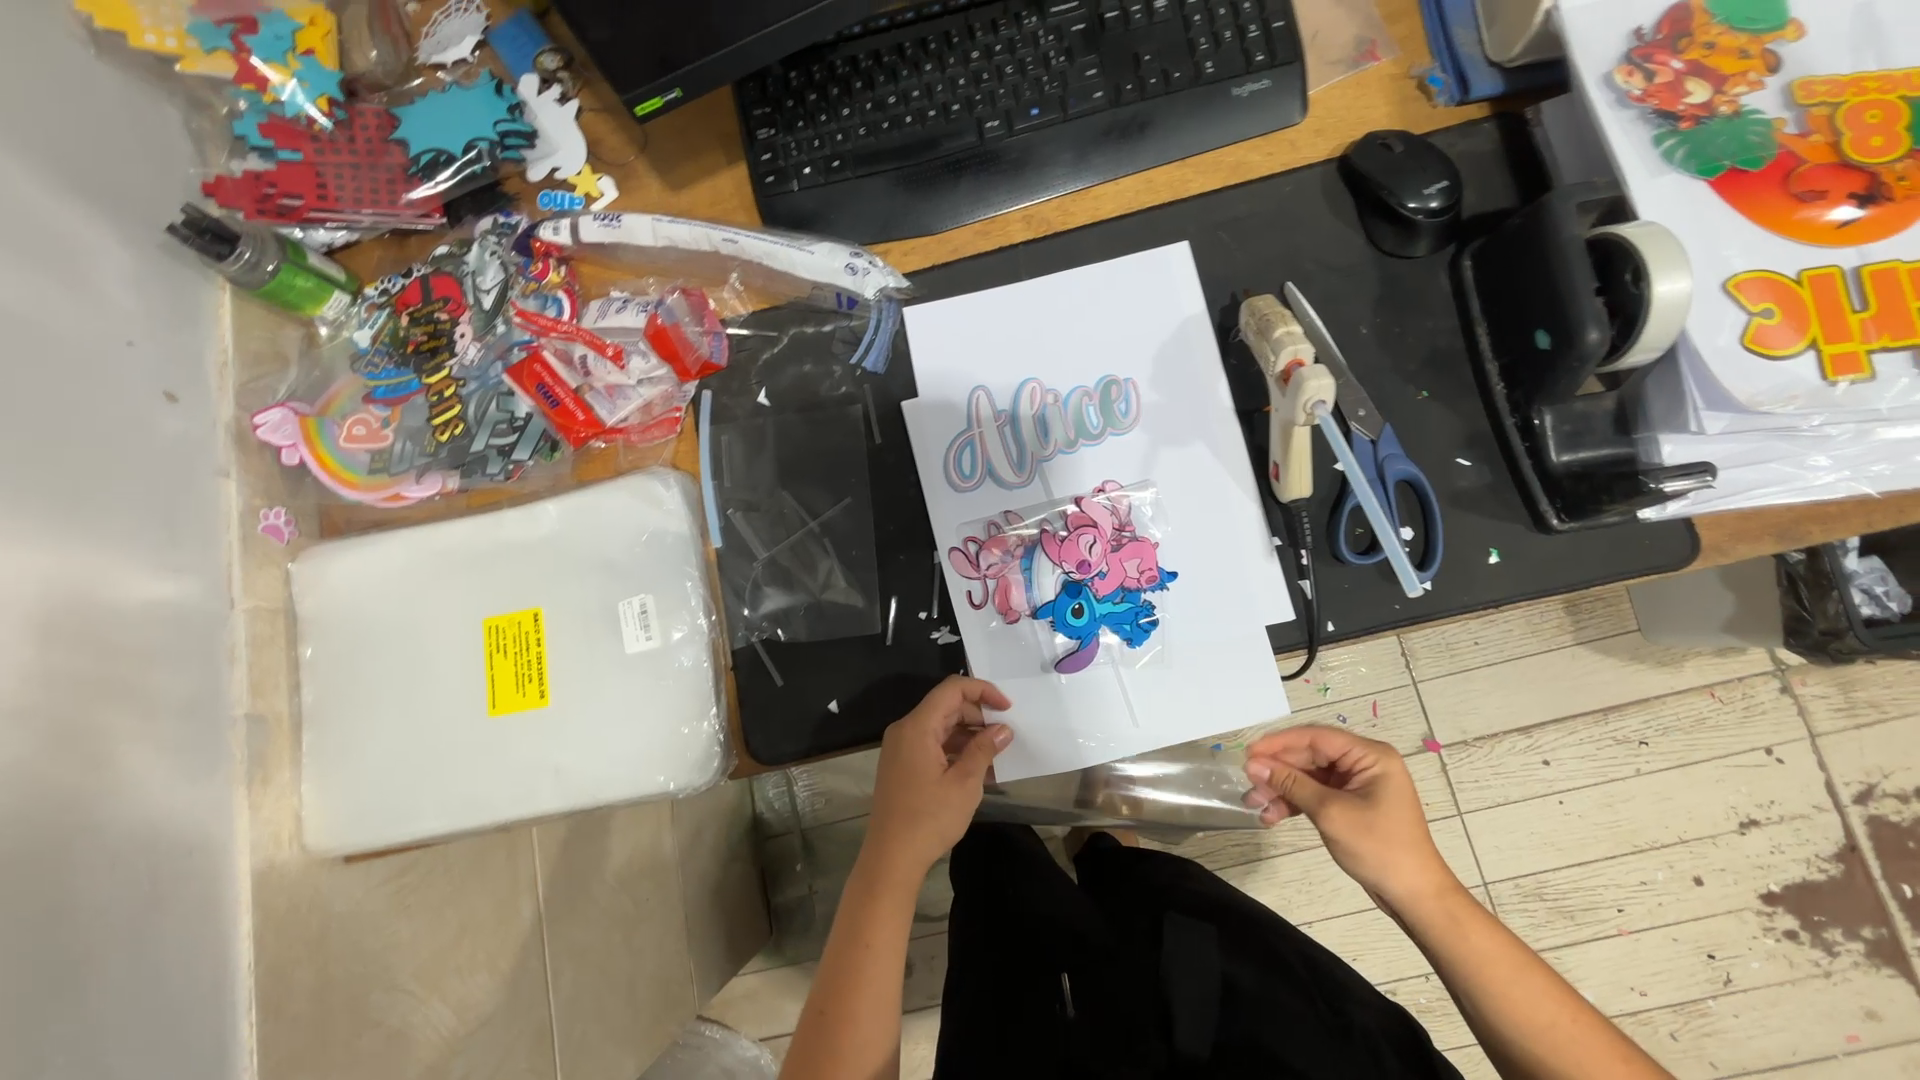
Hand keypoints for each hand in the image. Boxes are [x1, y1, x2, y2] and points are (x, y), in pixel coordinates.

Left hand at [864, 676, 1013, 879]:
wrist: (891, 858)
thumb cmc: (929, 819)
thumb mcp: (965, 783)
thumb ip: (985, 749)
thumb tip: (1003, 729)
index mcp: (917, 727)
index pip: (952, 689)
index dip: (983, 691)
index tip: (1008, 709)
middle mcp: (905, 730)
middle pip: (946, 706)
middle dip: (978, 715)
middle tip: (1005, 736)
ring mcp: (900, 748)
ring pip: (940, 726)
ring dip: (969, 735)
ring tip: (996, 755)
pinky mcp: (902, 765)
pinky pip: (932, 744)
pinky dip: (955, 750)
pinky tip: (977, 769)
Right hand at [1243, 726, 1458, 911]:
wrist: (1413, 895)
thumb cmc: (1378, 848)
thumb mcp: (1330, 812)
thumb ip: (1291, 784)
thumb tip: (1254, 764)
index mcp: (1369, 756)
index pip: (1315, 737)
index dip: (1279, 743)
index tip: (1248, 754)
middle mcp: (1364, 764)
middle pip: (1310, 756)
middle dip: (1278, 771)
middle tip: (1248, 785)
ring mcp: (1357, 785)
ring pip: (1309, 776)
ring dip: (1282, 789)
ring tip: (1255, 805)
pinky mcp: (1351, 804)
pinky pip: (1316, 794)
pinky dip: (1294, 803)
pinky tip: (1272, 816)